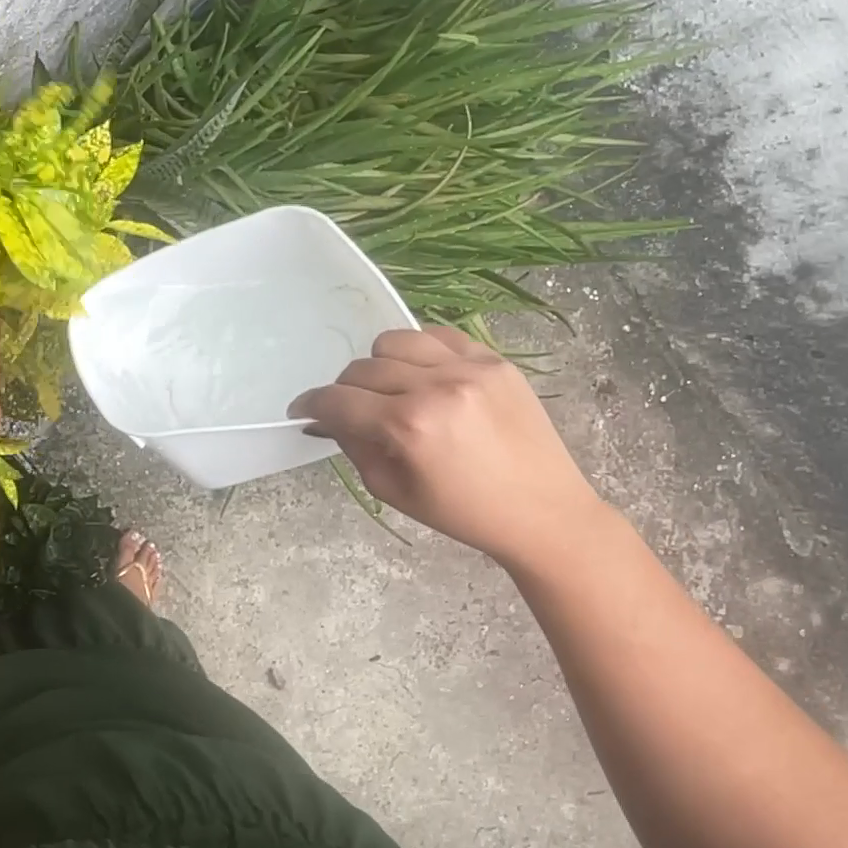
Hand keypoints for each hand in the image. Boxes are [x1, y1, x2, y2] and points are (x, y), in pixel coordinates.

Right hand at [288, 327, 608, 565]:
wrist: (544, 511)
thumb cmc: (461, 512)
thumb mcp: (389, 488)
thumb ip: (352, 445)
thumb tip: (326, 418)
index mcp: (408, 426)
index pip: (337, 400)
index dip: (311, 405)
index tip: (302, 410)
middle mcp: (437, 387)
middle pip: (361, 369)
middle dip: (346, 391)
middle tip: (354, 412)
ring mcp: (470, 369)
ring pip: (395, 342)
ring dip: (380, 365)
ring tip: (391, 389)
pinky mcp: (495, 362)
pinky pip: (438, 336)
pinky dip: (420, 353)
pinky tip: (424, 377)